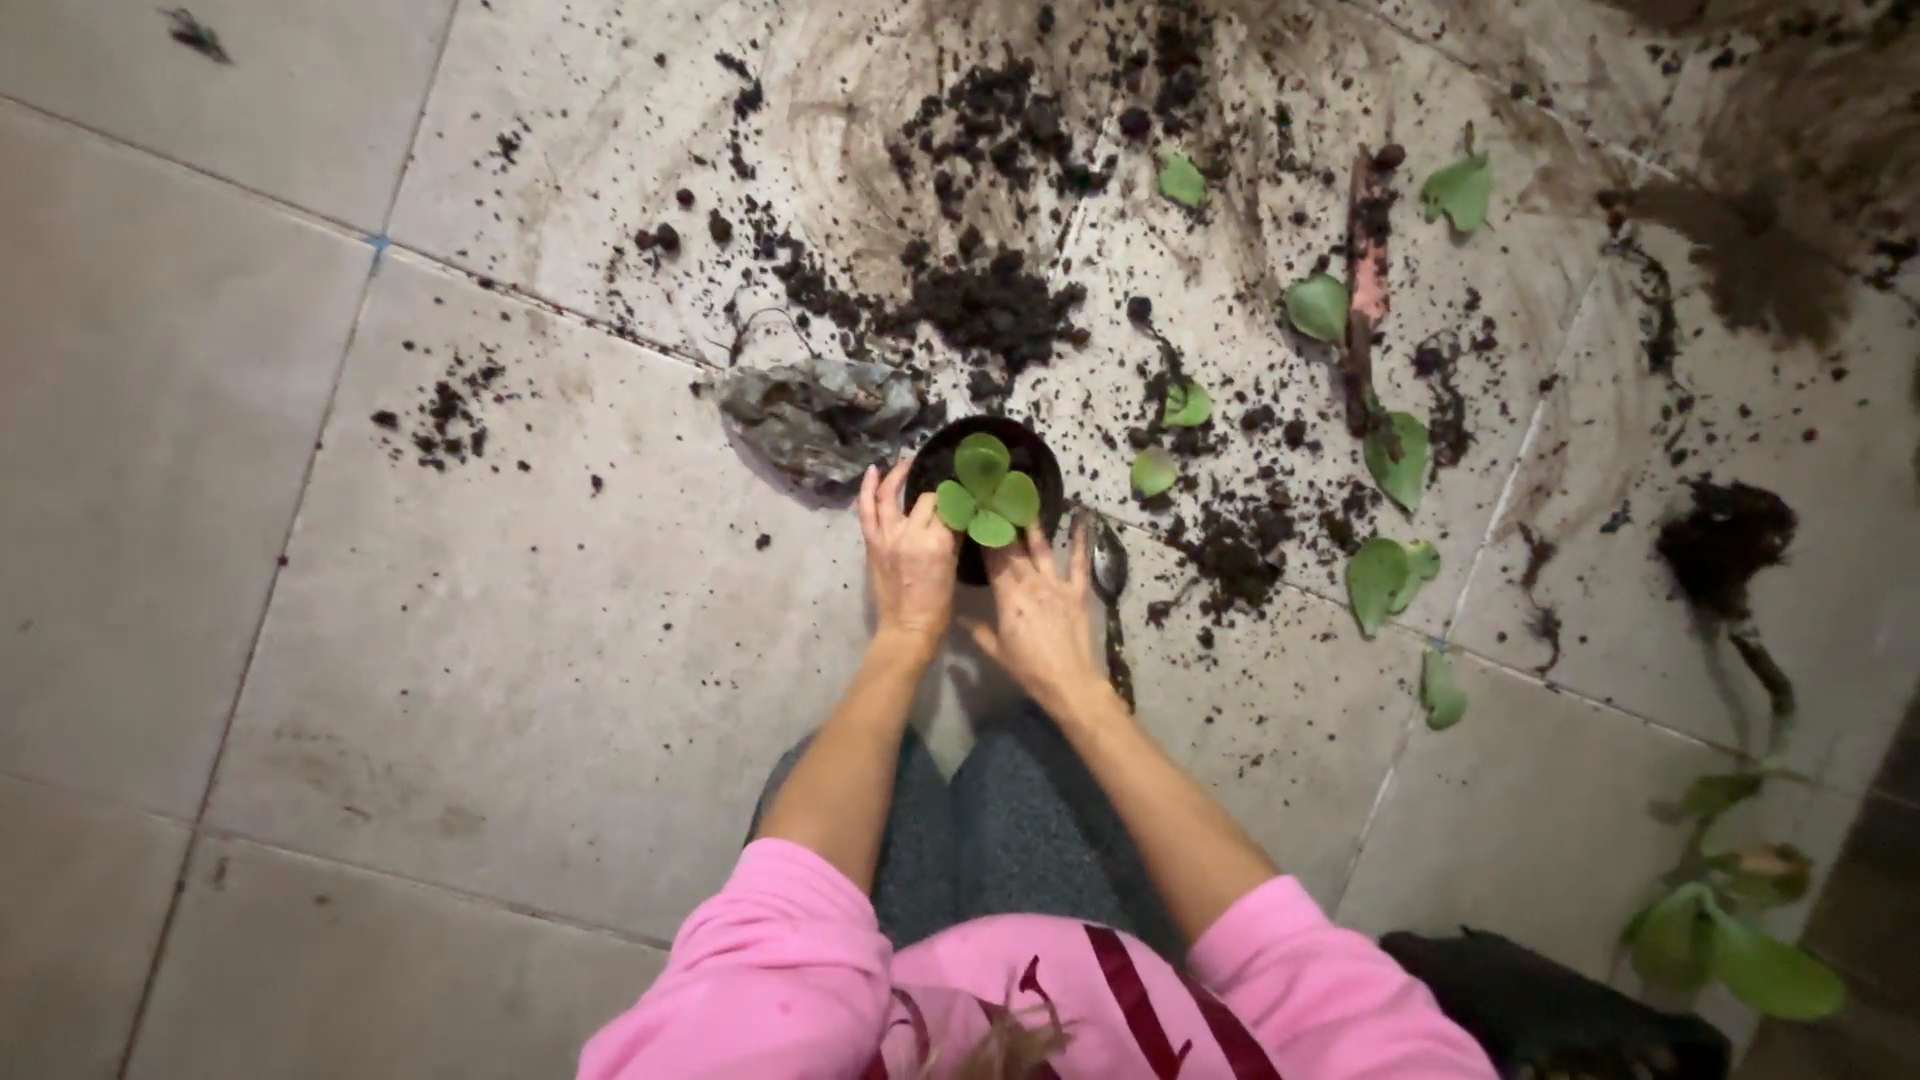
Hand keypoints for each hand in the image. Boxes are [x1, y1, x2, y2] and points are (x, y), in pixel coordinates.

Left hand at [858, 456, 957, 659]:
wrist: (907, 628)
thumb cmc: (938, 605)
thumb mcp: (953, 568)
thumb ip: (953, 537)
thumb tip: (957, 512)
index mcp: (937, 542)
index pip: (949, 508)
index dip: (956, 500)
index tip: (963, 496)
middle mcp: (911, 534)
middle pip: (926, 500)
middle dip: (936, 496)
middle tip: (943, 493)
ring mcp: (887, 536)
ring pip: (893, 495)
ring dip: (899, 475)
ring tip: (907, 461)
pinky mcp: (872, 542)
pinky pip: (868, 508)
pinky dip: (868, 488)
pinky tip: (874, 470)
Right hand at [963, 521, 1110, 721]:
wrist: (1069, 682)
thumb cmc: (1029, 669)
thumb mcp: (997, 651)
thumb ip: (977, 630)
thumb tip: (959, 616)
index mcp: (1008, 598)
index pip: (993, 562)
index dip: (986, 539)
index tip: (978, 518)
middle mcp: (1031, 585)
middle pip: (1014, 551)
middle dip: (1004, 526)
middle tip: (996, 502)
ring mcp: (1056, 586)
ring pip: (1041, 550)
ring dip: (1033, 527)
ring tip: (1025, 504)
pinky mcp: (1078, 592)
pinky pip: (1079, 563)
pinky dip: (1080, 541)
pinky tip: (1082, 520)